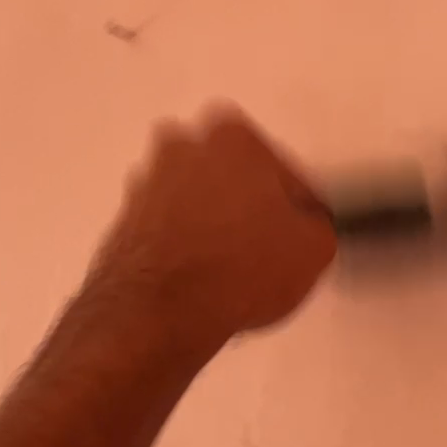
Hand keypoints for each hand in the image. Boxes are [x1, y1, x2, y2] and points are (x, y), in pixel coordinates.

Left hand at [90, 107, 336, 354]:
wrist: (167, 308)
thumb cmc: (242, 270)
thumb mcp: (317, 250)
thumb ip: (317, 225)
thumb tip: (308, 227)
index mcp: (236, 137)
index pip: (287, 173)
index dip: (302, 211)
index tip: (304, 236)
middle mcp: (184, 144)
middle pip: (237, 179)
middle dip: (253, 208)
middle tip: (272, 248)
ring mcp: (150, 180)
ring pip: (202, 201)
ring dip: (220, 226)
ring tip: (240, 270)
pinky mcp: (128, 218)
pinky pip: (175, 228)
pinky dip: (191, 246)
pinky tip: (210, 279)